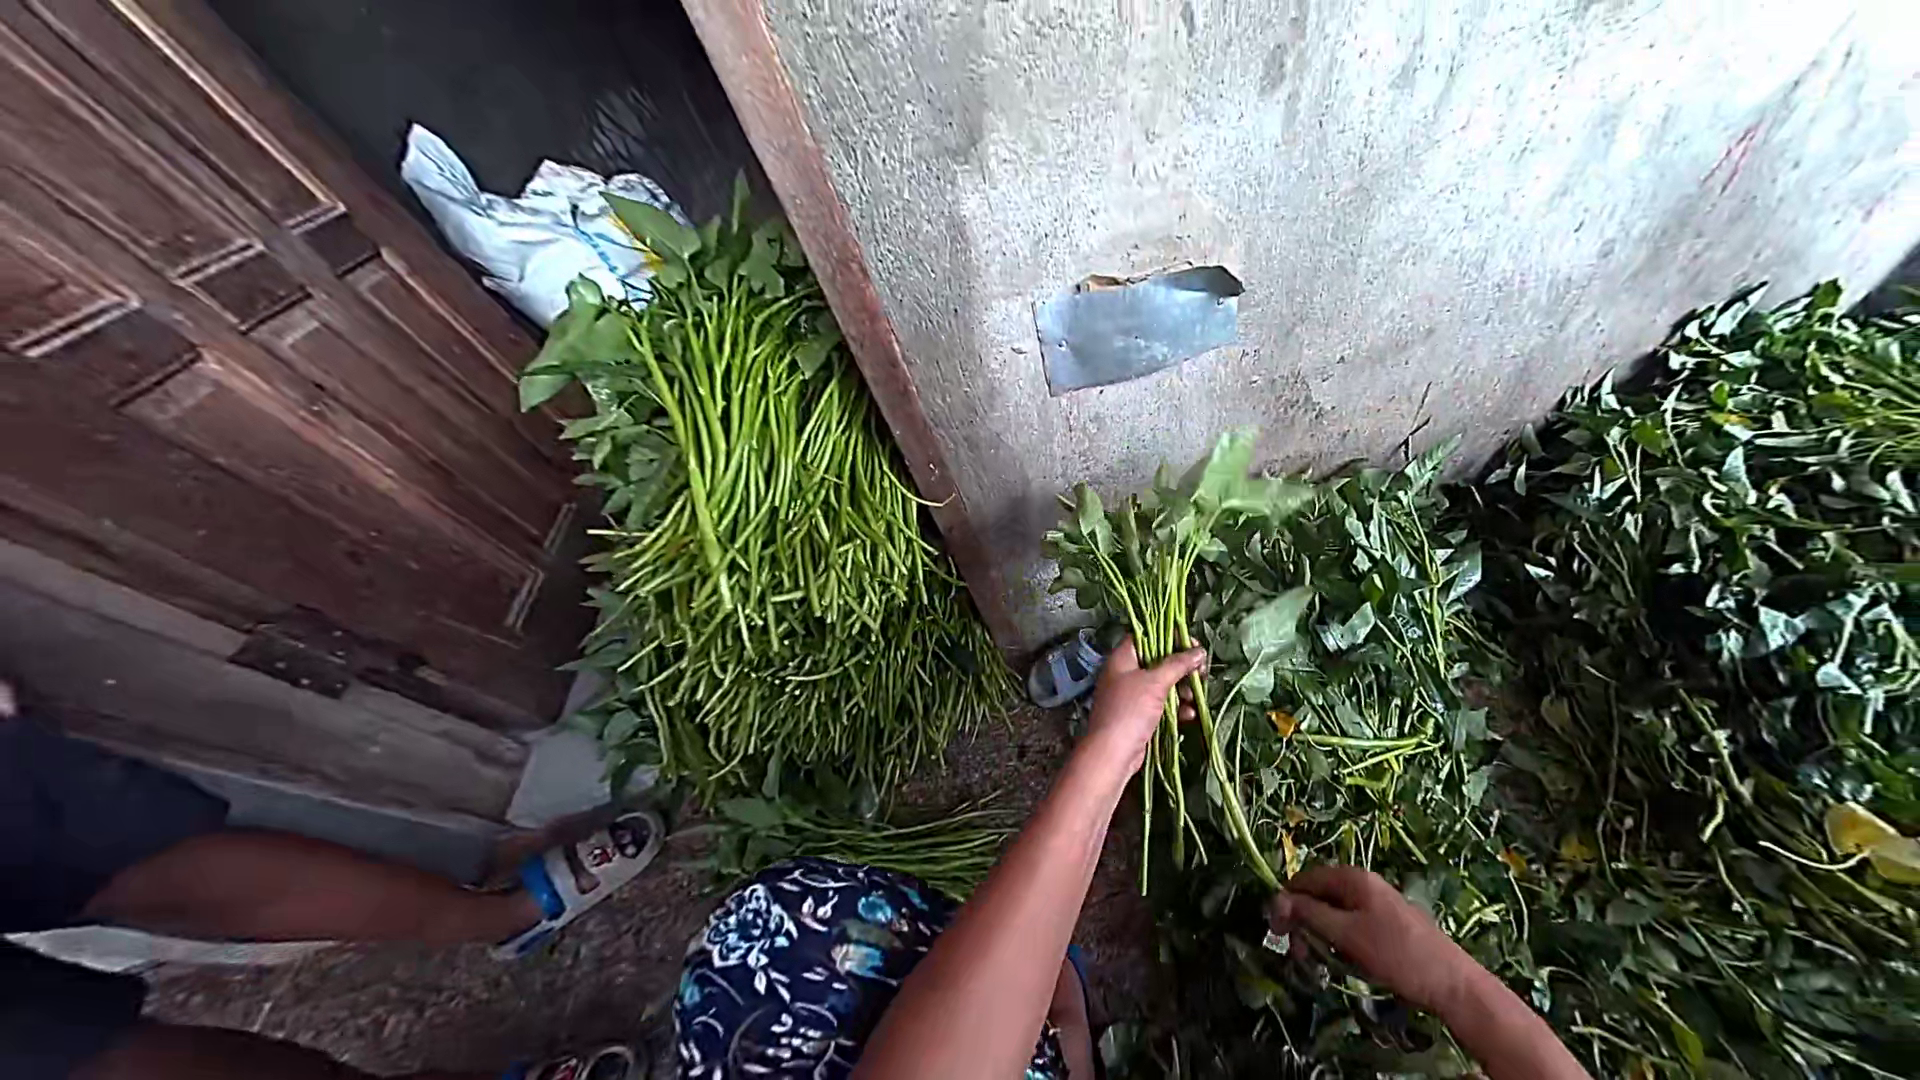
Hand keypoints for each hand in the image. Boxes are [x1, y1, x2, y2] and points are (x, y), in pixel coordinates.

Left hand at [1080, 636, 1205, 775]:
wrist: (1113, 751)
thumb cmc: (1130, 710)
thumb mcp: (1155, 682)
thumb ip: (1177, 664)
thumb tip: (1198, 650)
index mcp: (1122, 658)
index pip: (1146, 635)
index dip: (1169, 637)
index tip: (1192, 644)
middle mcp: (1125, 672)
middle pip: (1158, 660)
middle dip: (1181, 667)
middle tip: (1201, 673)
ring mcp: (1132, 694)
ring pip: (1163, 683)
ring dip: (1182, 688)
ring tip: (1194, 696)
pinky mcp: (1139, 714)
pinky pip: (1162, 703)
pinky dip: (1176, 706)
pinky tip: (1189, 714)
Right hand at [1268, 865, 1480, 1013]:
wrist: (1457, 987)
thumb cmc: (1398, 955)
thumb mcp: (1346, 935)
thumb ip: (1308, 914)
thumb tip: (1274, 900)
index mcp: (1351, 877)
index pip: (1303, 880)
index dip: (1286, 902)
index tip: (1277, 932)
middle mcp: (1363, 882)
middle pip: (1318, 894)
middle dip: (1303, 921)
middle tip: (1299, 953)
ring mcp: (1378, 901)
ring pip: (1334, 911)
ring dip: (1320, 933)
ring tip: (1320, 960)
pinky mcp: (1388, 921)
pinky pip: (1352, 922)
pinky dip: (1340, 938)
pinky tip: (1344, 959)